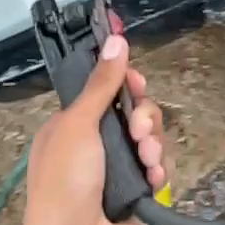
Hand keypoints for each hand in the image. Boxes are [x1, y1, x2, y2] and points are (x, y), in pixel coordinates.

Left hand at [23, 30, 172, 224]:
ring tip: (146, 160)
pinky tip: (152, 178)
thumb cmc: (66, 184)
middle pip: (134, 109)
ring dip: (153, 143)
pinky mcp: (134, 187)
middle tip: (138, 131)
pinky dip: (158, 168)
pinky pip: (157, 163)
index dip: (125, 83)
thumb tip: (115, 38)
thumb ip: (101, 84)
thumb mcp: (78, 126)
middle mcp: (93, 142)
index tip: (136, 84)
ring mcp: (115, 166)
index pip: (106, 89)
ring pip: (149, 134)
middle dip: (144, 117)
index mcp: (71, 126)